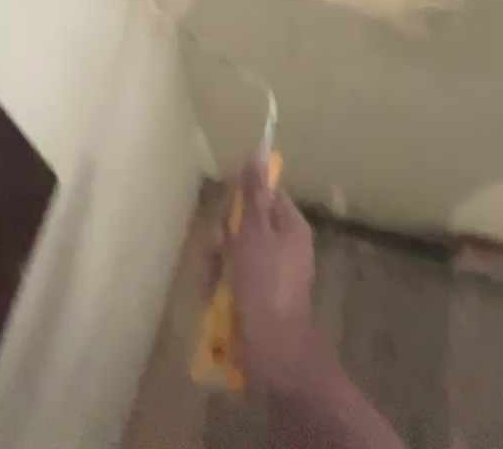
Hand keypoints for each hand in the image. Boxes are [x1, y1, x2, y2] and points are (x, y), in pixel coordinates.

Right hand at [220, 156, 321, 392]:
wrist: (272, 352)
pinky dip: (218, 286)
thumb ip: (254, 194)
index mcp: (290, 226)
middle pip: (242, 223)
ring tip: (213, 283)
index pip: (263, 194)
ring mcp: (268, 274)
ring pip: (230, 252)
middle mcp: (281, 246)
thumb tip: (259, 149)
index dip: (241, 202)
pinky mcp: (254, 297)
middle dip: (222, 238)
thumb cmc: (265, 287)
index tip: (228, 216)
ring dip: (215, 265)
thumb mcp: (255, 234)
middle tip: (218, 253)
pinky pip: (229, 278)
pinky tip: (213, 298)